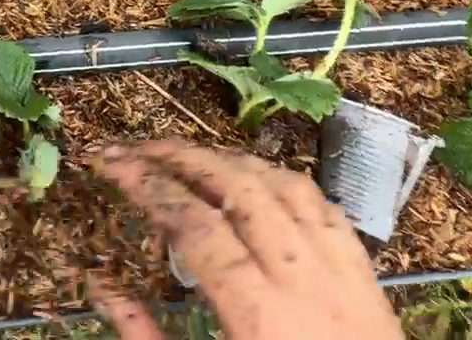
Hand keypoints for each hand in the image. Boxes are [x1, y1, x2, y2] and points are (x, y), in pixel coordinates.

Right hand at [93, 140, 400, 339]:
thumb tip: (101, 288)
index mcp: (265, 323)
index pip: (198, 226)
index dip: (149, 186)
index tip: (110, 164)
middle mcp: (310, 287)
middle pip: (240, 189)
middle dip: (181, 158)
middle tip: (136, 149)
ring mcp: (348, 280)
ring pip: (284, 186)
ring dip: (229, 161)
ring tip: (185, 157)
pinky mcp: (371, 284)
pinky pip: (323, 207)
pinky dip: (279, 181)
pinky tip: (251, 180)